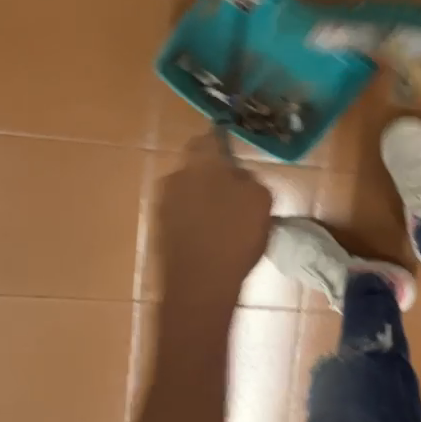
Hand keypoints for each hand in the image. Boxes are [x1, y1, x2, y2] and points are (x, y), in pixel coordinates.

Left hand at [157, 135, 272, 301]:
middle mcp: (176, 175)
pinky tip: (212, 232)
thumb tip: (238, 176)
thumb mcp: (262, 201)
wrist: (199, 285)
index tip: (237, 148)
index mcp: (202, 162)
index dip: (225, 140)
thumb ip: (250, 180)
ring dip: (204, 194)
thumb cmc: (237, 236)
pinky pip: (182, 211)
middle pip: (196, 163)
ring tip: (226, 213)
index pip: (211, 137)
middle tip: (236, 184)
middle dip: (214, 170)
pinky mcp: (158, 227)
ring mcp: (162, 202)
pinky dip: (196, 216)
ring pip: (188, 188)